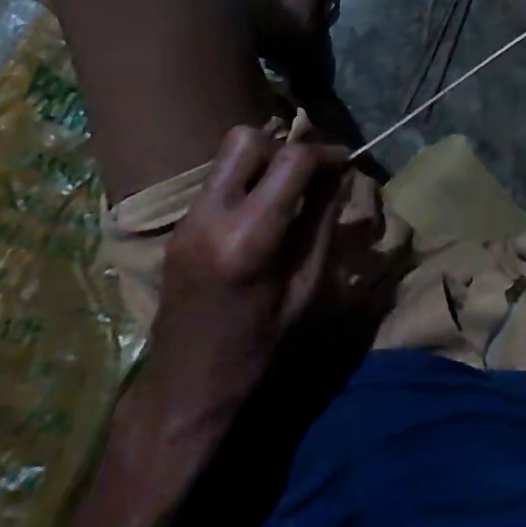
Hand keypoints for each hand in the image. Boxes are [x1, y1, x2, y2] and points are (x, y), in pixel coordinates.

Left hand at [143, 126, 346, 414]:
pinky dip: (246, 177)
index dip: (325, 153)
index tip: (345, 161)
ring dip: (264, 158)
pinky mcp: (180, 224)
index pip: (291, 161)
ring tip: (290, 187)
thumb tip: (339, 177)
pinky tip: (264, 207)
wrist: (186, 387)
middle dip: (285, 145)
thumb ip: (322, 225)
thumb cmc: (257, 350)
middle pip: (247, 139)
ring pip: (227, 153)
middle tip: (310, 171)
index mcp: (248, 238)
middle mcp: (211, 215)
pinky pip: (217, 178)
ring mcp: (189, 217)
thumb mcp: (305, 291)